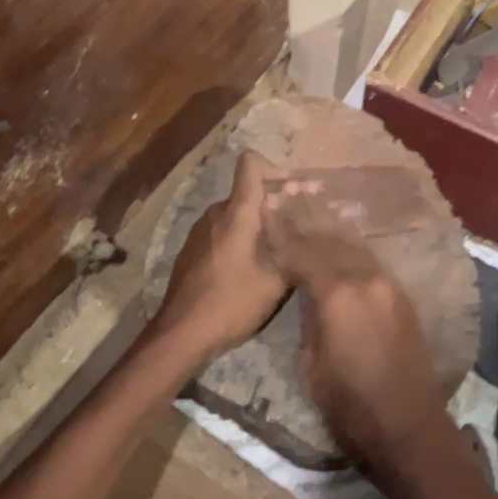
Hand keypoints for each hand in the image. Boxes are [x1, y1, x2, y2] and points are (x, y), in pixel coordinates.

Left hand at [150, 150, 288, 362]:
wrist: (180, 335)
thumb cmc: (230, 304)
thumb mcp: (276, 283)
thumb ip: (297, 253)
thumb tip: (317, 237)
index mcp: (236, 212)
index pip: (251, 163)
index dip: (275, 168)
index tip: (294, 191)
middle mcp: (216, 212)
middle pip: (248, 190)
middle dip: (275, 203)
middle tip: (299, 225)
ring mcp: (200, 230)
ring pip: (236, 212)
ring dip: (258, 223)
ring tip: (278, 249)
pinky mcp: (193, 249)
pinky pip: (222, 230)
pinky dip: (240, 238)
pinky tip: (251, 266)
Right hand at [263, 182, 446, 463]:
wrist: (407, 425)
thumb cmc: (349, 405)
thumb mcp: (311, 362)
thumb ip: (308, 315)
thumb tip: (306, 289)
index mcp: (337, 293)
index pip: (301, 253)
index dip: (281, 234)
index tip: (264, 212)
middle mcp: (365, 277)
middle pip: (328, 239)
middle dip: (305, 218)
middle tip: (285, 193)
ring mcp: (388, 282)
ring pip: (352, 244)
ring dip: (330, 225)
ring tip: (312, 200)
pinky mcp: (400, 293)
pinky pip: (369, 258)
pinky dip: (350, 245)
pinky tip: (341, 236)